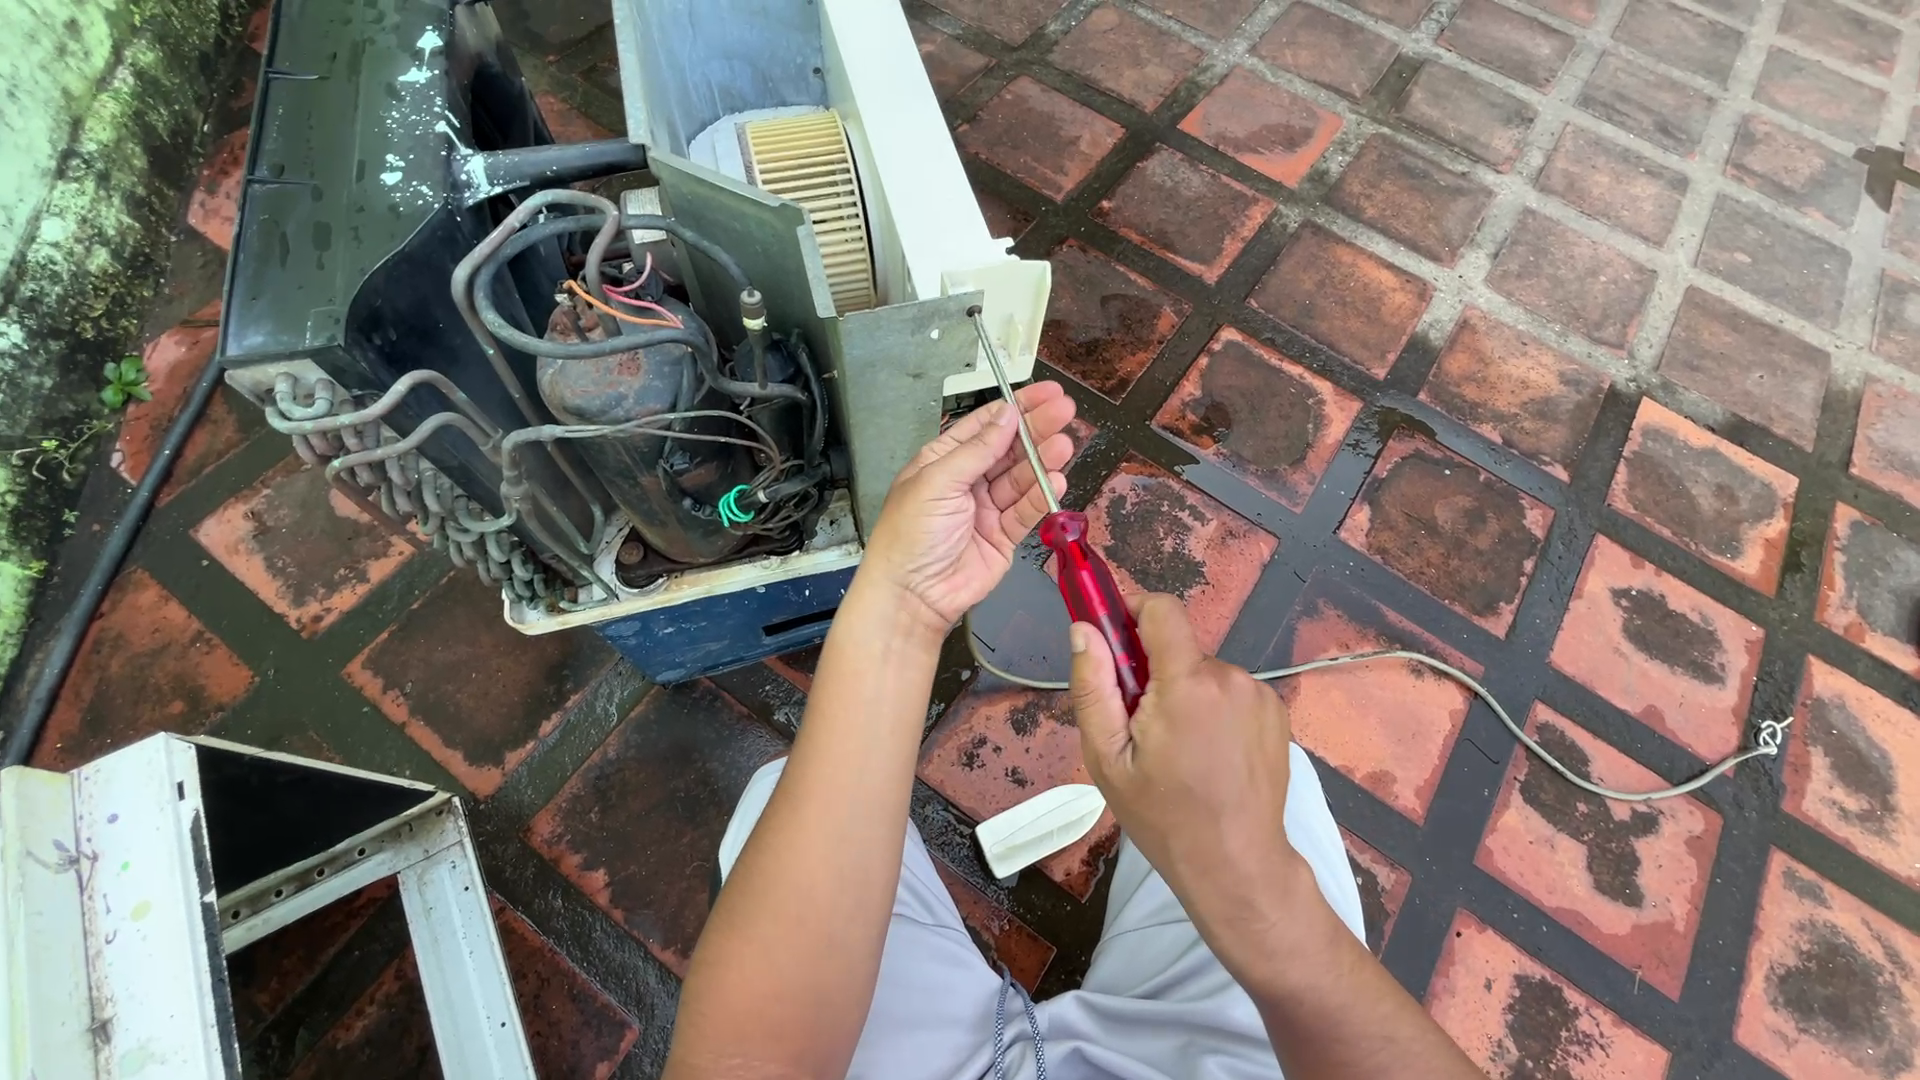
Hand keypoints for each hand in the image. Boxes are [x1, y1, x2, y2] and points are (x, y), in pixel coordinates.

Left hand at [863, 382, 1075, 633]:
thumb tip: (1007, 416)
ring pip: (1021, 477)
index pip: (984, 426)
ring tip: (1064, 443)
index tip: (1044, 393)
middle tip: (1065, 411)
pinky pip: (1027, 510)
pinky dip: (1042, 494)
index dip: (1015, 408)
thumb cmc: (910, 534)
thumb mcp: (937, 481)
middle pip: (1009, 448)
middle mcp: (967, 481)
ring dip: (1043, 459)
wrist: (912, 594)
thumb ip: (977, 450)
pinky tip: (1056, 478)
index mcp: (943, 461)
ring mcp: (987, 508)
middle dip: (1036, 429)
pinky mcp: (1003, 536)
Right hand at [1070, 595, 1306, 947]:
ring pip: (1203, 672)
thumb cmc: (1162, 815)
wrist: (1236, 865)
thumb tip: (1082, 629)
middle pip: (1178, 649)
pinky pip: (1230, 691)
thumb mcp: (1107, 757)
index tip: (1117, 644)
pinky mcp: (1277, 712)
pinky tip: (1210, 754)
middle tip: (1143, 728)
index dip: (1134, 614)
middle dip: (1155, 674)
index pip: (1162, 610)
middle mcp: (1230, 677)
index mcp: (1186, 684)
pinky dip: (1214, 709)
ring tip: (1180, 749)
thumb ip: (1093, 687)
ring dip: (1185, 694)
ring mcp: (1259, 695)